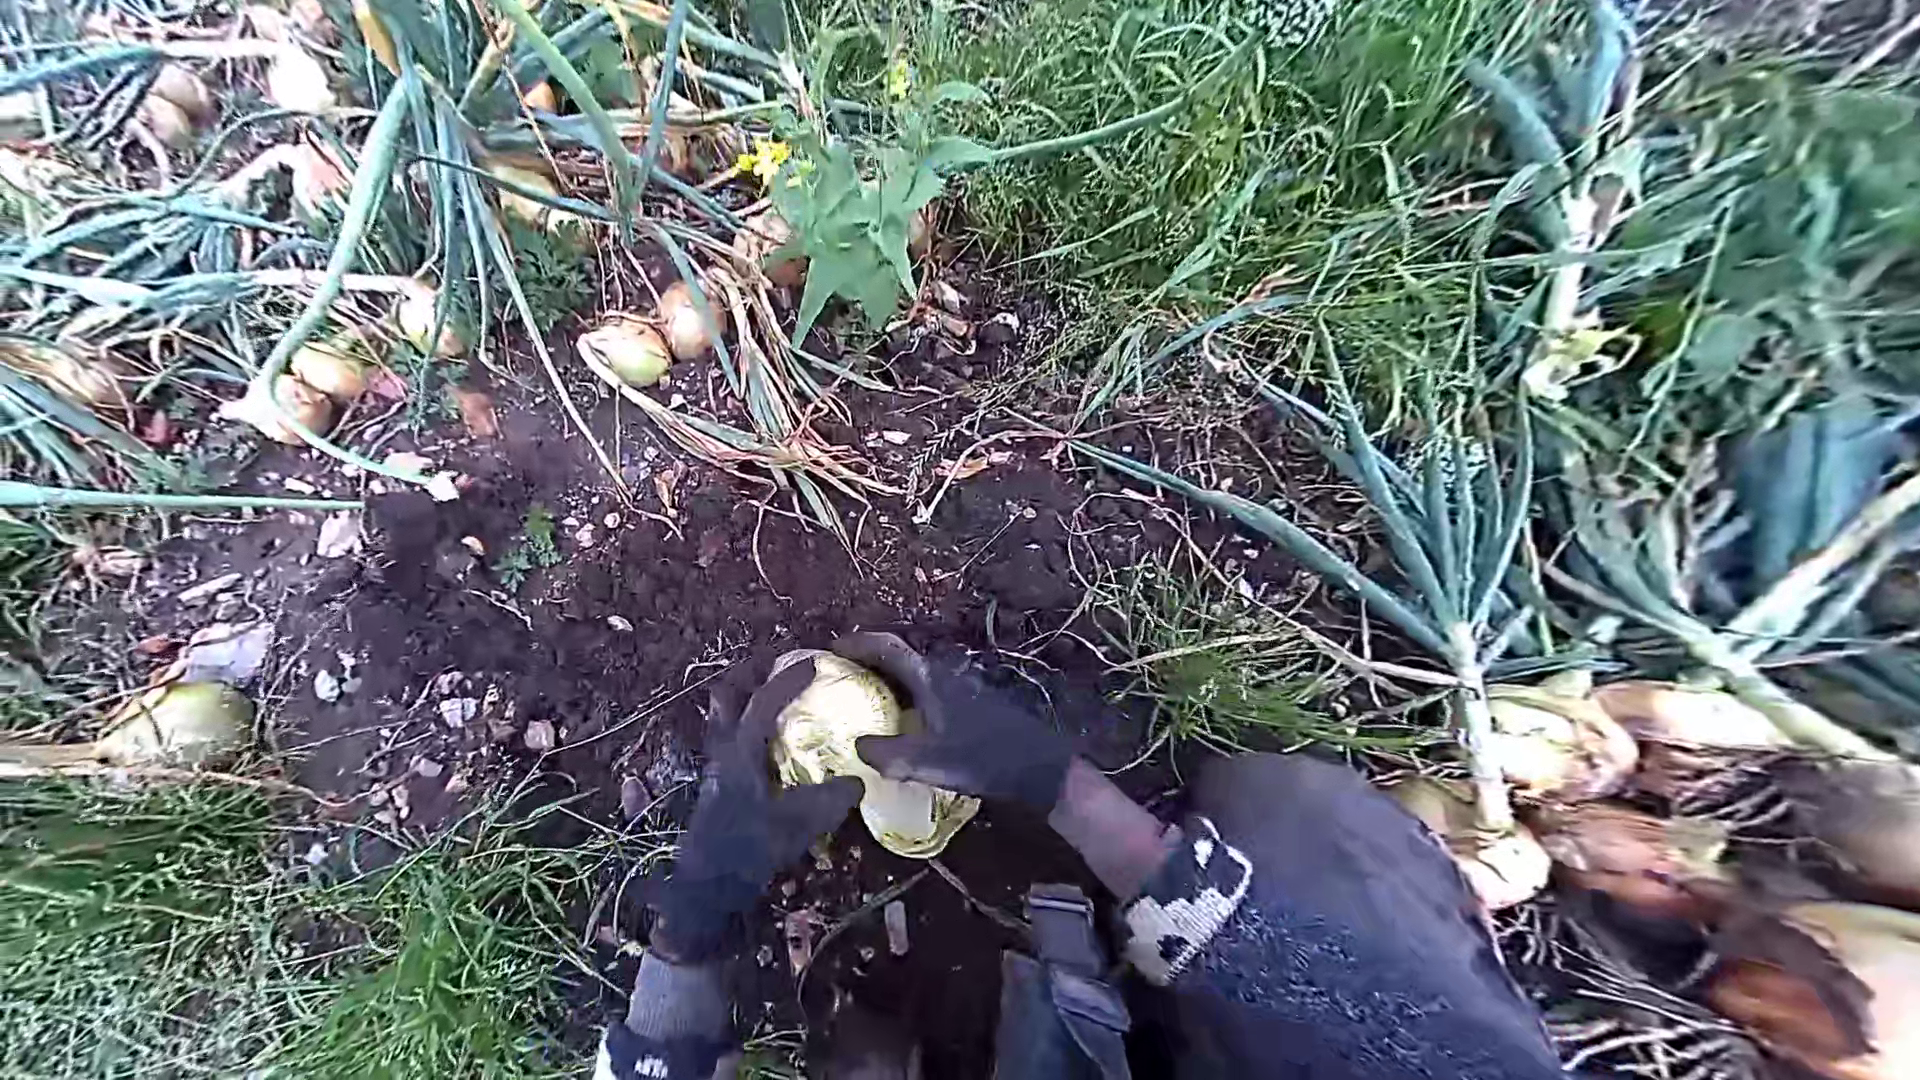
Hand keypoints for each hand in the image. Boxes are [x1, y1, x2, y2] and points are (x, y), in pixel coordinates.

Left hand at [652, 655, 860, 961]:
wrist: (705, 888)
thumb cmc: (747, 851)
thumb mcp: (796, 826)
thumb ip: (830, 800)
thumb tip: (858, 780)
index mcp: (741, 752)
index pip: (764, 703)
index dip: (789, 679)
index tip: (813, 661)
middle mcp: (724, 749)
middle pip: (728, 695)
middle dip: (753, 672)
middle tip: (781, 663)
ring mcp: (716, 762)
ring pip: (724, 712)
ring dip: (746, 693)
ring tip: (775, 689)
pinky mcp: (717, 777)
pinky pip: (729, 731)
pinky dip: (747, 718)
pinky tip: (770, 732)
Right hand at [832, 632, 1073, 811]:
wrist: (1035, 764)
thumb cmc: (981, 757)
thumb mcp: (929, 762)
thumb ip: (889, 755)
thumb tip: (858, 746)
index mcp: (930, 678)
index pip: (888, 648)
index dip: (859, 644)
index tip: (832, 647)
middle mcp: (942, 673)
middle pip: (898, 656)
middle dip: (868, 659)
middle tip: (840, 672)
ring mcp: (956, 684)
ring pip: (912, 672)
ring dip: (886, 676)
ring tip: (861, 693)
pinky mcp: (966, 699)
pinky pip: (924, 686)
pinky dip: (903, 692)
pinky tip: (898, 716)